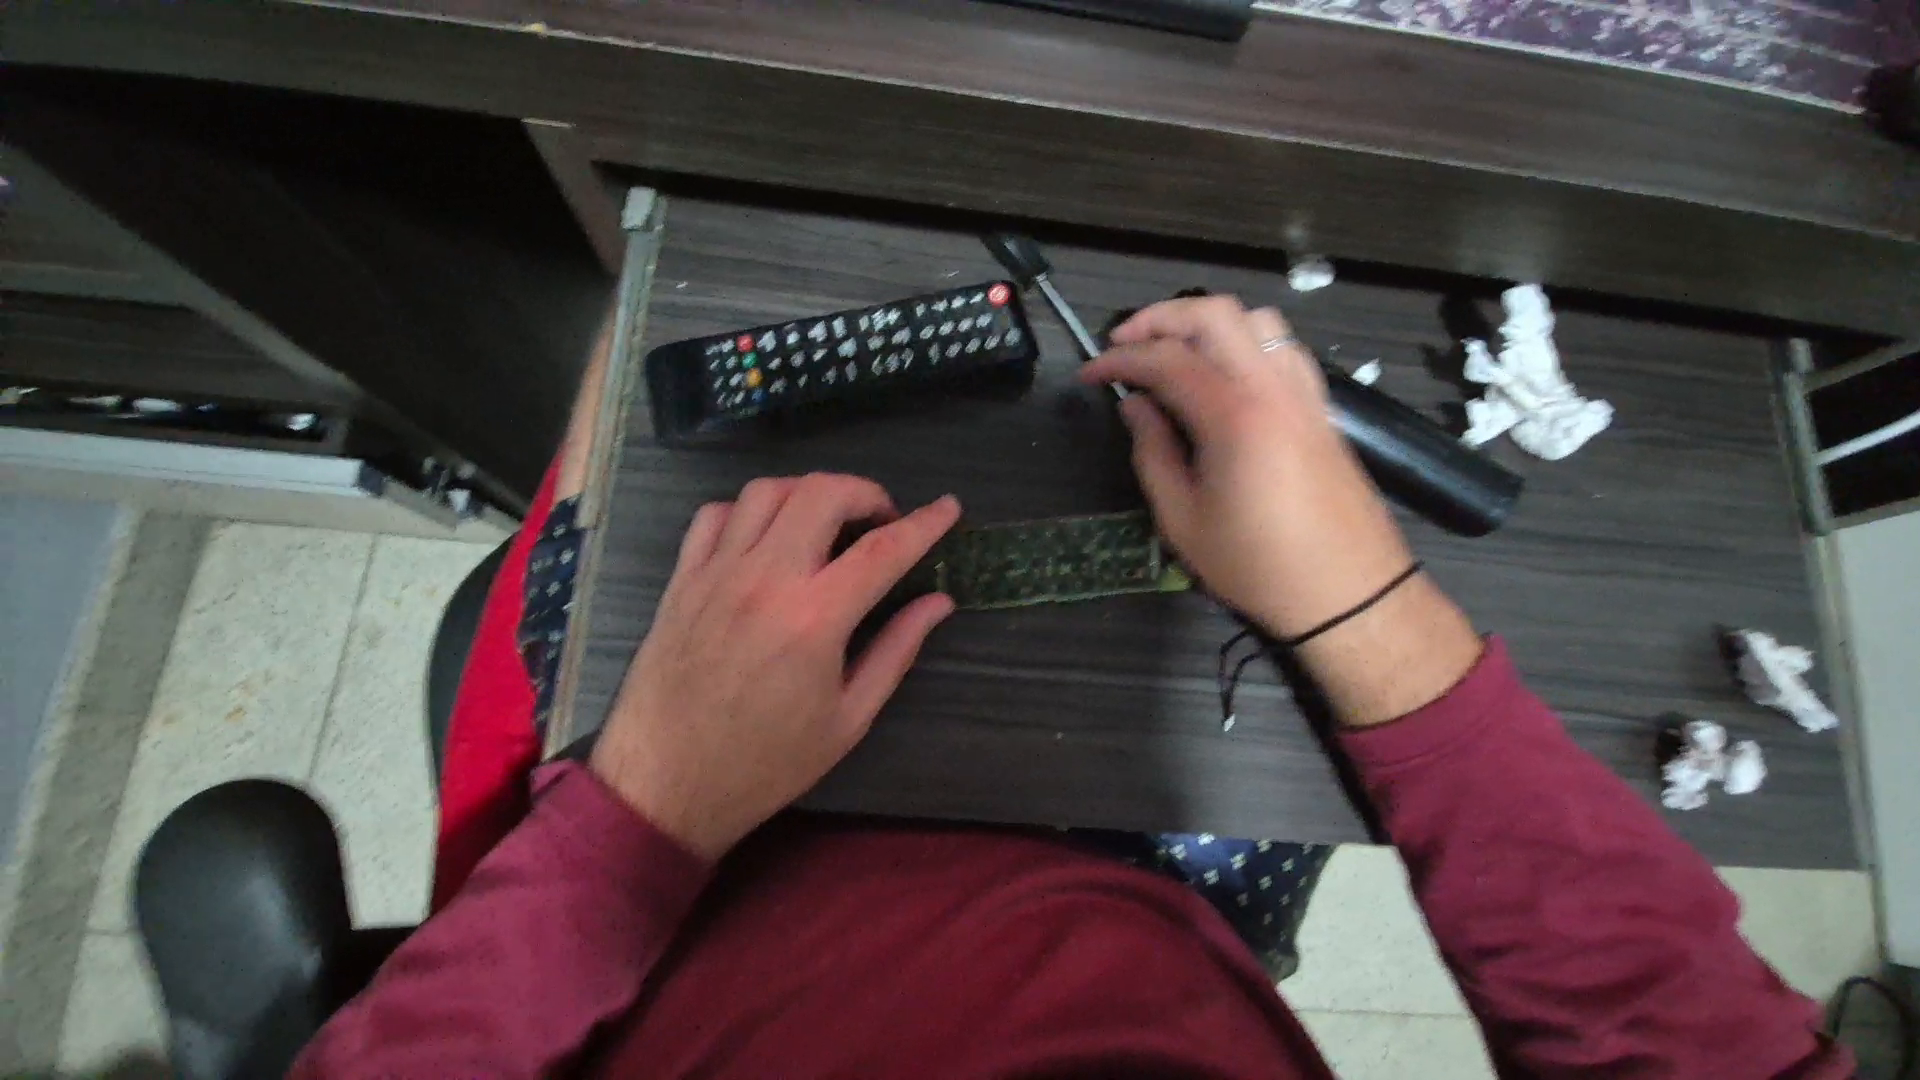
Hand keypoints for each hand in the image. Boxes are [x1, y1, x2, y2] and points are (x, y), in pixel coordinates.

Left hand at [591, 474, 960, 859]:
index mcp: (815, 619)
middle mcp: (765, 579)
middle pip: (822, 493)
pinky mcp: (682, 580)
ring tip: (828, 524)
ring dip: (809, 493)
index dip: (926, 523)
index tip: (950, 507)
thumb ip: (897, 650)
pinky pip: (715, 515)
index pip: (884, 549)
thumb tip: (940, 602)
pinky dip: (749, 511)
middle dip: (866, 493)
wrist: (665, 784)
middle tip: (882, 523)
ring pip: (767, 491)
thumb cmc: (767, 761)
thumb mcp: (849, 718)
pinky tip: (766, 538)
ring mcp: (717, 573)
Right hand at [1082, 296, 1481, 724]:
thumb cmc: (1256, 564)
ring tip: (1171, 352)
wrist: (1348, 590)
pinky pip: (1281, 347)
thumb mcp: (1182, 519)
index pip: (1165, 359)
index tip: (1089, 374)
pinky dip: (1244, 342)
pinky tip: (1223, 374)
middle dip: (1159, 318)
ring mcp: (1302, 392)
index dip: (1118, 360)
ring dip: (1205, 323)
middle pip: (1214, 314)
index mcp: (1233, 415)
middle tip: (1123, 343)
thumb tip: (1135, 406)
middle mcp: (1272, 387)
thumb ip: (1153, 452)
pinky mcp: (1319, 407)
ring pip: (1255, 319)